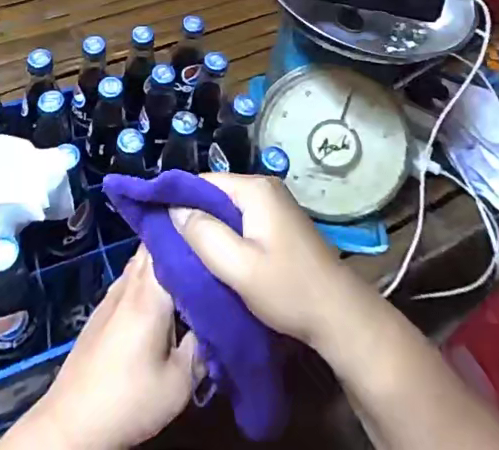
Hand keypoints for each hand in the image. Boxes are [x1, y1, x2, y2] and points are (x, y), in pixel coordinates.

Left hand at [1, 248, 197, 449]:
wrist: (73, 420)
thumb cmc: (129, 399)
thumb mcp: (179, 382)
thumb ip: (201, 347)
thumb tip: (215, 322)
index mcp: (149, 292)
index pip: (169, 242)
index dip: (192, 234)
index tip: (217, 236)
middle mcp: (129, 283)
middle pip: (154, 247)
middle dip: (180, 245)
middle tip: (211, 254)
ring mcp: (112, 295)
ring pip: (141, 264)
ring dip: (164, 263)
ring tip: (192, 275)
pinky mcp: (103, 310)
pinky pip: (132, 281)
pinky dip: (150, 281)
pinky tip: (164, 301)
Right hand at [166, 172, 379, 356]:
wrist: (342, 317)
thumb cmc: (288, 290)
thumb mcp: (237, 266)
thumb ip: (202, 233)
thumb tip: (172, 208)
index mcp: (255, 189)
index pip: (201, 182)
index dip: (177, 202)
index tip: (157, 226)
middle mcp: (265, 188)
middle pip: (214, 195)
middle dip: (193, 218)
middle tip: (172, 247)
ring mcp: (275, 206)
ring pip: (227, 211)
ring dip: (209, 231)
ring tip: (190, 256)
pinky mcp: (280, 225)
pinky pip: (242, 222)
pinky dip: (227, 237)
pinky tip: (217, 260)